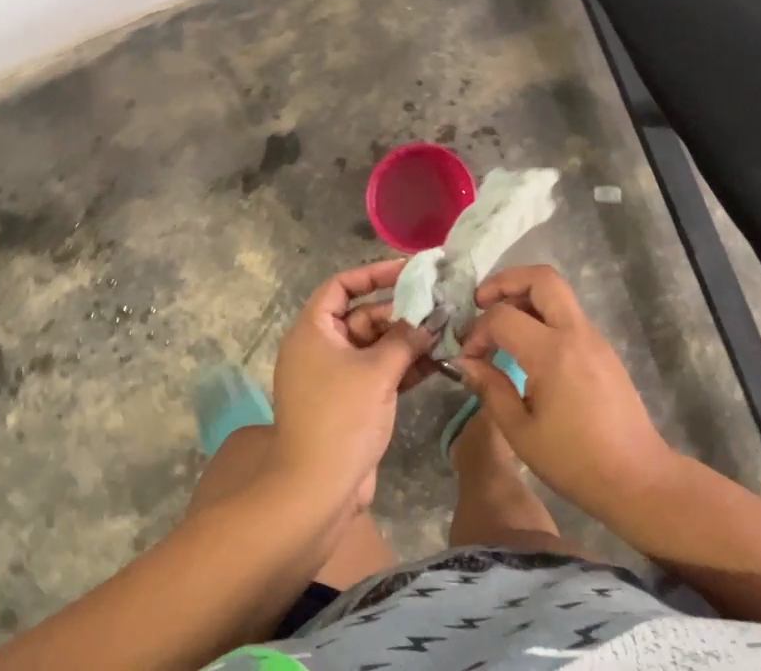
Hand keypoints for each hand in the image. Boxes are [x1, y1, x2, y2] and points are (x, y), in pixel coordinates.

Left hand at [272, 259, 434, 501]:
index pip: (340, 286)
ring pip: (374, 347)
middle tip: (440, 308)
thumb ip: (406, 339)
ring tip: (447, 334)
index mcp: (313, 331)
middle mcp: (319, 348)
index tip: (410, 271)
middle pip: (362, 316)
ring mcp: (334, 377)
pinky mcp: (348, 402)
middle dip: (401, 313)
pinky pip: (377, 373)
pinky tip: (438, 363)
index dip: (373, 274)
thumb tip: (430, 318)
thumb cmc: (341, 419)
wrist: (317, 489)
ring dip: (407, 342)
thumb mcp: (377, 372)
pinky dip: (402, 368)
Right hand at [456, 265, 677, 517]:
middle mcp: (576, 334)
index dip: (477, 331)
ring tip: (500, 326)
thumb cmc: (574, 461)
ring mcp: (595, 339)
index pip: (503, 317)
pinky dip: (542, 317)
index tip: (469, 357)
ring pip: (558, 293)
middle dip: (505, 282)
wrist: (637, 479)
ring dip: (524, 297)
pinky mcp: (603, 350)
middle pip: (542, 278)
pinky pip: (568, 316)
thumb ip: (490, 389)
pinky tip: (526, 349)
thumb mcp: (520, 432)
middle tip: (480, 303)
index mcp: (553, 353)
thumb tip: (466, 362)